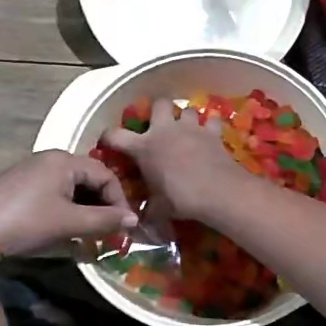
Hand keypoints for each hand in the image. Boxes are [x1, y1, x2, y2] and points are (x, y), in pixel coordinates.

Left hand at [0, 150, 138, 264]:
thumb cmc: (25, 224)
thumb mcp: (70, 223)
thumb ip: (106, 220)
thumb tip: (135, 220)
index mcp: (64, 159)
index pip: (106, 175)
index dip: (120, 201)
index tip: (124, 226)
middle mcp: (48, 158)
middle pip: (89, 179)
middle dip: (102, 205)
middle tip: (109, 230)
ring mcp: (30, 171)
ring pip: (71, 187)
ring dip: (85, 209)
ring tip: (88, 233)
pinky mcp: (17, 186)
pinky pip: (53, 192)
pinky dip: (66, 209)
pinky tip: (63, 229)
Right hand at [99, 98, 247, 219]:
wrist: (218, 192)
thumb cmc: (180, 199)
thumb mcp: (158, 209)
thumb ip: (148, 210)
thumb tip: (140, 222)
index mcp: (144, 147)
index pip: (115, 135)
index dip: (108, 136)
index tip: (108, 141)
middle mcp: (165, 130)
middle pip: (159, 104)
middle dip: (159, 110)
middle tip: (161, 125)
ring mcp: (191, 128)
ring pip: (188, 109)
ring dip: (186, 118)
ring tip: (188, 131)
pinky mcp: (213, 132)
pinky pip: (212, 121)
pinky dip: (211, 126)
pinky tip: (211, 134)